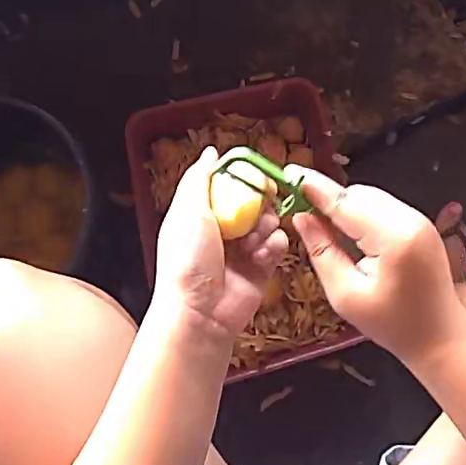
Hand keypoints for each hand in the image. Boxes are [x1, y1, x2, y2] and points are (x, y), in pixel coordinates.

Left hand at [154, 147, 287, 336]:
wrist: (200, 312)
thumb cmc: (186, 261)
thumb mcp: (188, 209)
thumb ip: (200, 177)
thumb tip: (211, 152)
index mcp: (202, 211)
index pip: (230, 183)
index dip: (245, 178)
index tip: (256, 176)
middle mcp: (224, 227)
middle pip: (255, 200)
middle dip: (260, 203)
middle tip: (256, 211)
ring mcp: (244, 247)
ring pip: (270, 220)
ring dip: (265, 227)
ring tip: (252, 242)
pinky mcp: (262, 266)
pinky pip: (279, 244)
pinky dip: (273, 247)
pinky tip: (259, 256)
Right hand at [285, 168, 465, 363]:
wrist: (441, 336)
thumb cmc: (392, 324)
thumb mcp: (346, 295)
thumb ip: (321, 251)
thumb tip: (301, 217)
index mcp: (394, 238)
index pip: (345, 203)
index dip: (315, 188)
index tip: (289, 173)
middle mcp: (410, 220)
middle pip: (358, 194)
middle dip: (329, 198)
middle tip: (301, 208)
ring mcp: (419, 219)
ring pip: (369, 196)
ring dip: (344, 205)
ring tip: (323, 224)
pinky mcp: (420, 222)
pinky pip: (381, 205)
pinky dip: (360, 211)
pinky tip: (348, 230)